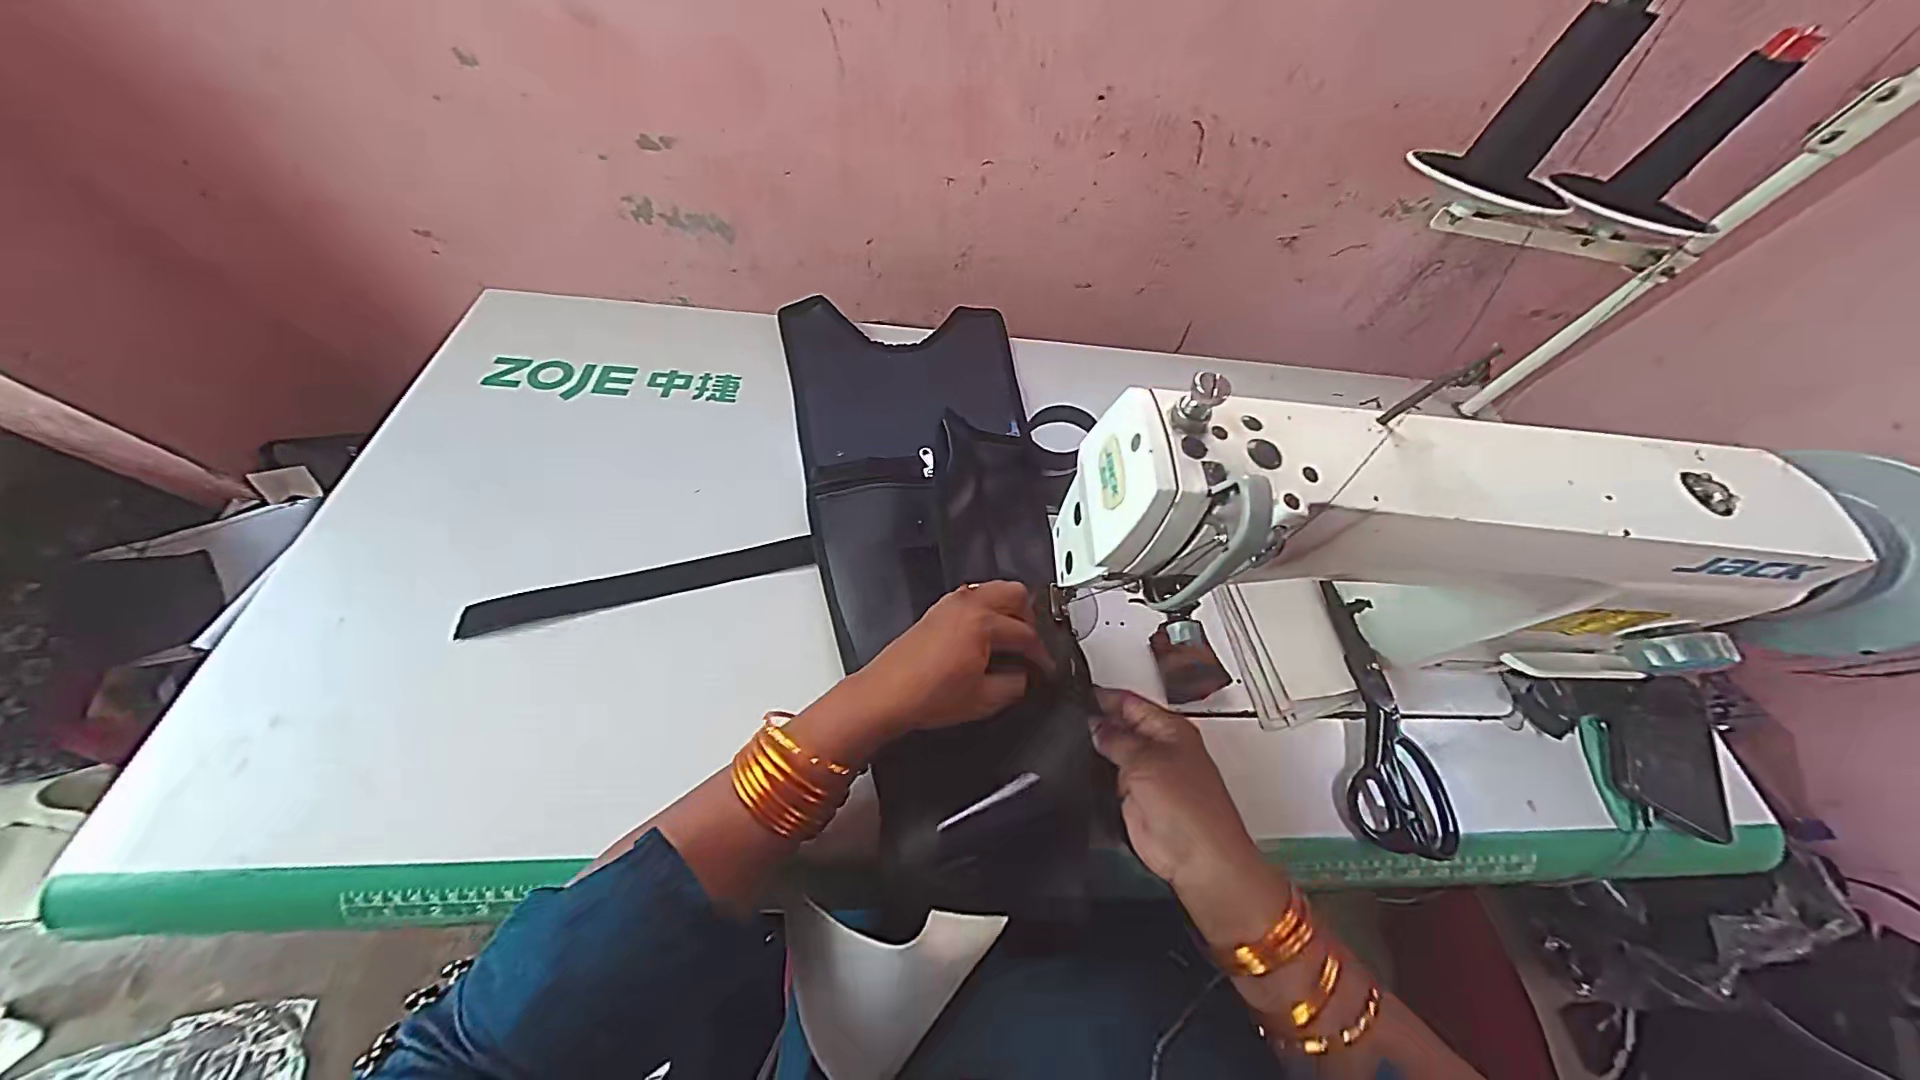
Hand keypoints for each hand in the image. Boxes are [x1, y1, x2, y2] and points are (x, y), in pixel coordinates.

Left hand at [807, 582, 1054, 745]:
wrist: (886, 695)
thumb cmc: (924, 694)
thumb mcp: (985, 699)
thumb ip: (1015, 684)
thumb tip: (1024, 677)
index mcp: (983, 622)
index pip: (1026, 634)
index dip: (1042, 655)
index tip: (1045, 668)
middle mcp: (967, 605)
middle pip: (1016, 595)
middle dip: (1031, 619)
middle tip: (1033, 644)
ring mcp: (950, 604)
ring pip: (994, 590)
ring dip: (1010, 609)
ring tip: (1014, 637)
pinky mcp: (937, 610)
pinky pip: (973, 597)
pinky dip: (987, 609)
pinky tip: (986, 634)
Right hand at [1090, 688, 1262, 888]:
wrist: (1195, 858)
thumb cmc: (1193, 810)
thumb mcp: (1145, 760)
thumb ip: (1115, 739)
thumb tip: (1095, 726)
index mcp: (1170, 729)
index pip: (1131, 702)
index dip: (1105, 697)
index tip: (1081, 694)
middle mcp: (1159, 750)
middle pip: (1121, 727)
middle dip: (1099, 724)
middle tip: (1073, 720)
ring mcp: (1147, 775)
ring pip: (1113, 753)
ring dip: (1098, 752)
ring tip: (1077, 746)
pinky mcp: (1134, 799)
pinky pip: (1108, 781)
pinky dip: (1096, 777)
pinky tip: (1084, 772)